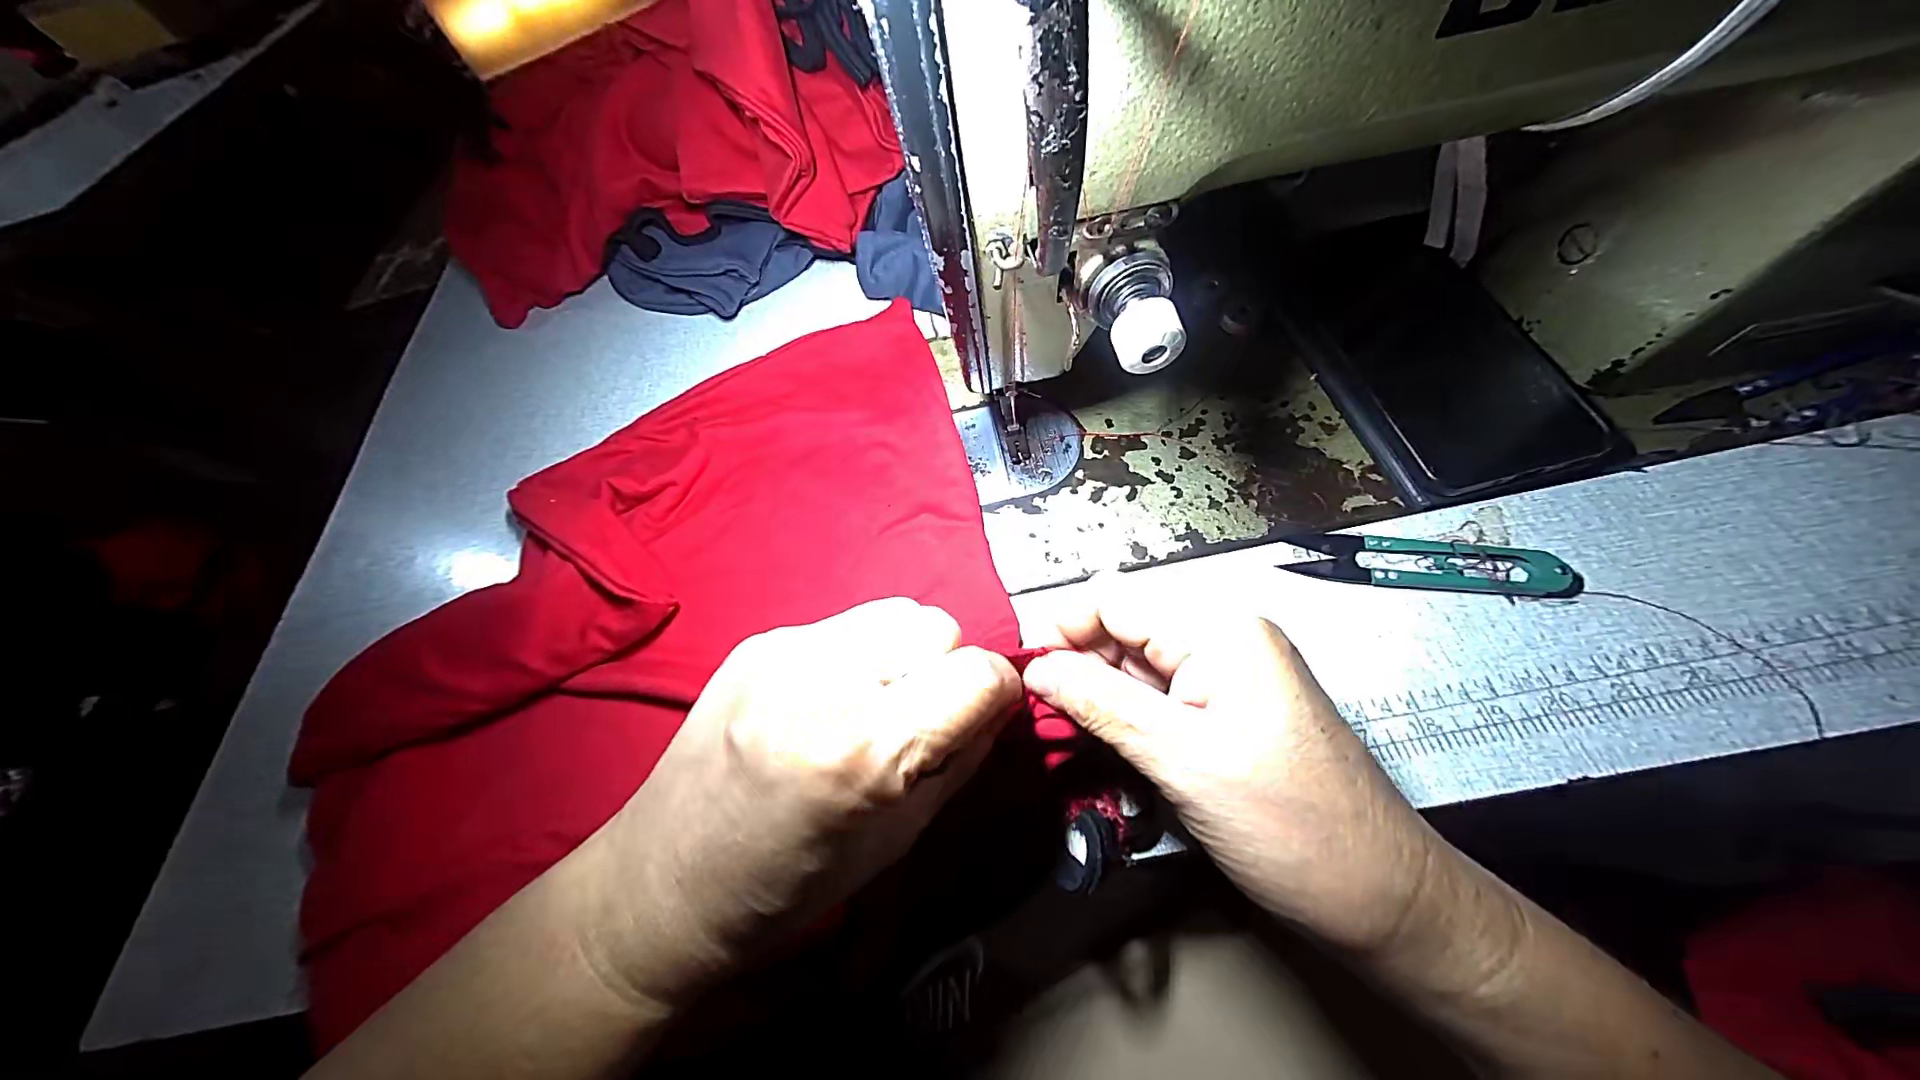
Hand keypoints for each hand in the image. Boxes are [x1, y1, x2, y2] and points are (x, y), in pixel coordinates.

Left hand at [579, 598, 1021, 1007]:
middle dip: (949, 667)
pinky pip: (844, 626)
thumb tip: (1000, 704)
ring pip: (895, 613)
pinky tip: (831, 696)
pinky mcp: (758, 642)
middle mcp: (823, 683)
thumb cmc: (791, 885)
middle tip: (923, 713)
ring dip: (906, 653)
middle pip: (937, 626)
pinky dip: (860, 654)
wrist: (665, 881)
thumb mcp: (901, 838)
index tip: (989, 711)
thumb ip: (963, 758)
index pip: (978, 673)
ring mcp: (783, 653)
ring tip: (880, 699)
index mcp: (863, 749)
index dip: (998, 691)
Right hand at [1022, 573, 1442, 952]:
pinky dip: (1125, 718)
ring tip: (1080, 740)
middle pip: (1120, 631)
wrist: (1382, 901)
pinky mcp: (1223, 709)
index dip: (1063, 631)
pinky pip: (1155, 697)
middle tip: (1049, 719)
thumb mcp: (1182, 760)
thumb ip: (1101, 704)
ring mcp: (1225, 675)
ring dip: (1099, 698)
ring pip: (1133, 667)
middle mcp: (1223, 639)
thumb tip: (1038, 669)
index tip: (1029, 676)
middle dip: (1079, 669)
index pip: (1114, 599)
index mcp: (1221, 630)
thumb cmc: (1300, 831)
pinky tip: (1115, 749)